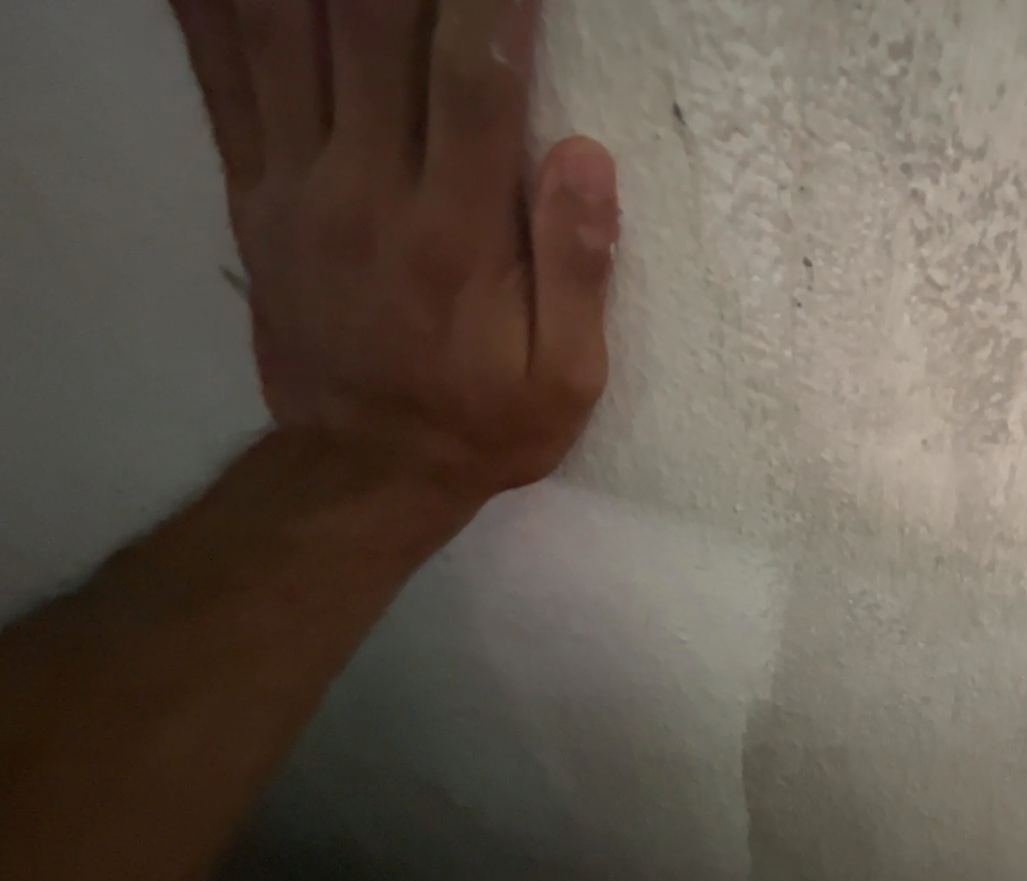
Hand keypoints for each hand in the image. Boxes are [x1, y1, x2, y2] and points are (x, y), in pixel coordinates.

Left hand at [170, 0, 618, 503]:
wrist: (367, 467)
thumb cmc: (489, 423)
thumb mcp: (568, 376)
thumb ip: (578, 268)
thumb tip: (588, 156)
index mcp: (454, 236)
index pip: (475, 84)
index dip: (498, 7)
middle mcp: (363, 190)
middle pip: (373, 29)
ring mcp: (293, 182)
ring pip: (285, 25)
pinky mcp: (252, 189)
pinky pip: (217, 66)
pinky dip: (217, 1)